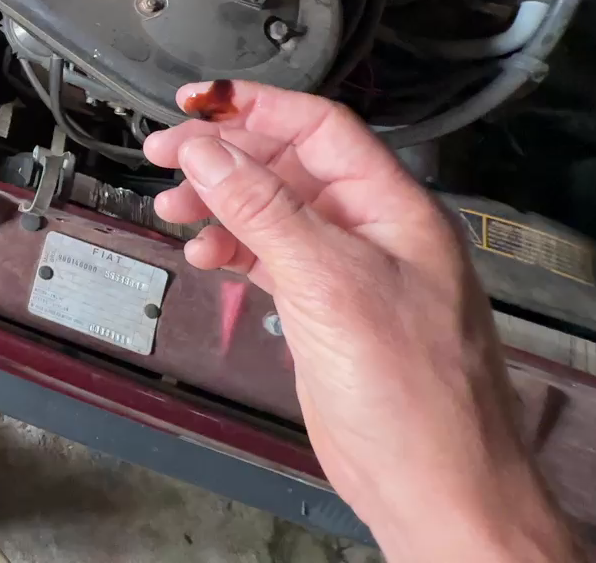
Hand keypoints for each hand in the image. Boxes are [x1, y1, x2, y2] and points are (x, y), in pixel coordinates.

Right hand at [143, 82, 577, 562]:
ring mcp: (342, 265)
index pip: (319, 128)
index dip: (255, 106)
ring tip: (170, 210)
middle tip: (161, 156)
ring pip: (266, 206)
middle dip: (221, 155)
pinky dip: (226, 245)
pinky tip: (204, 256)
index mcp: (391, 208)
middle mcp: (367, 227)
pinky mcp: (318, 300)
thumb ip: (261, 208)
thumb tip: (202, 149)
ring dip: (215, 201)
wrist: (434, 492)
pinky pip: (262, 250)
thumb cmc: (405, 388)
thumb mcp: (327, 282)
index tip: (194, 102)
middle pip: (283, 163)